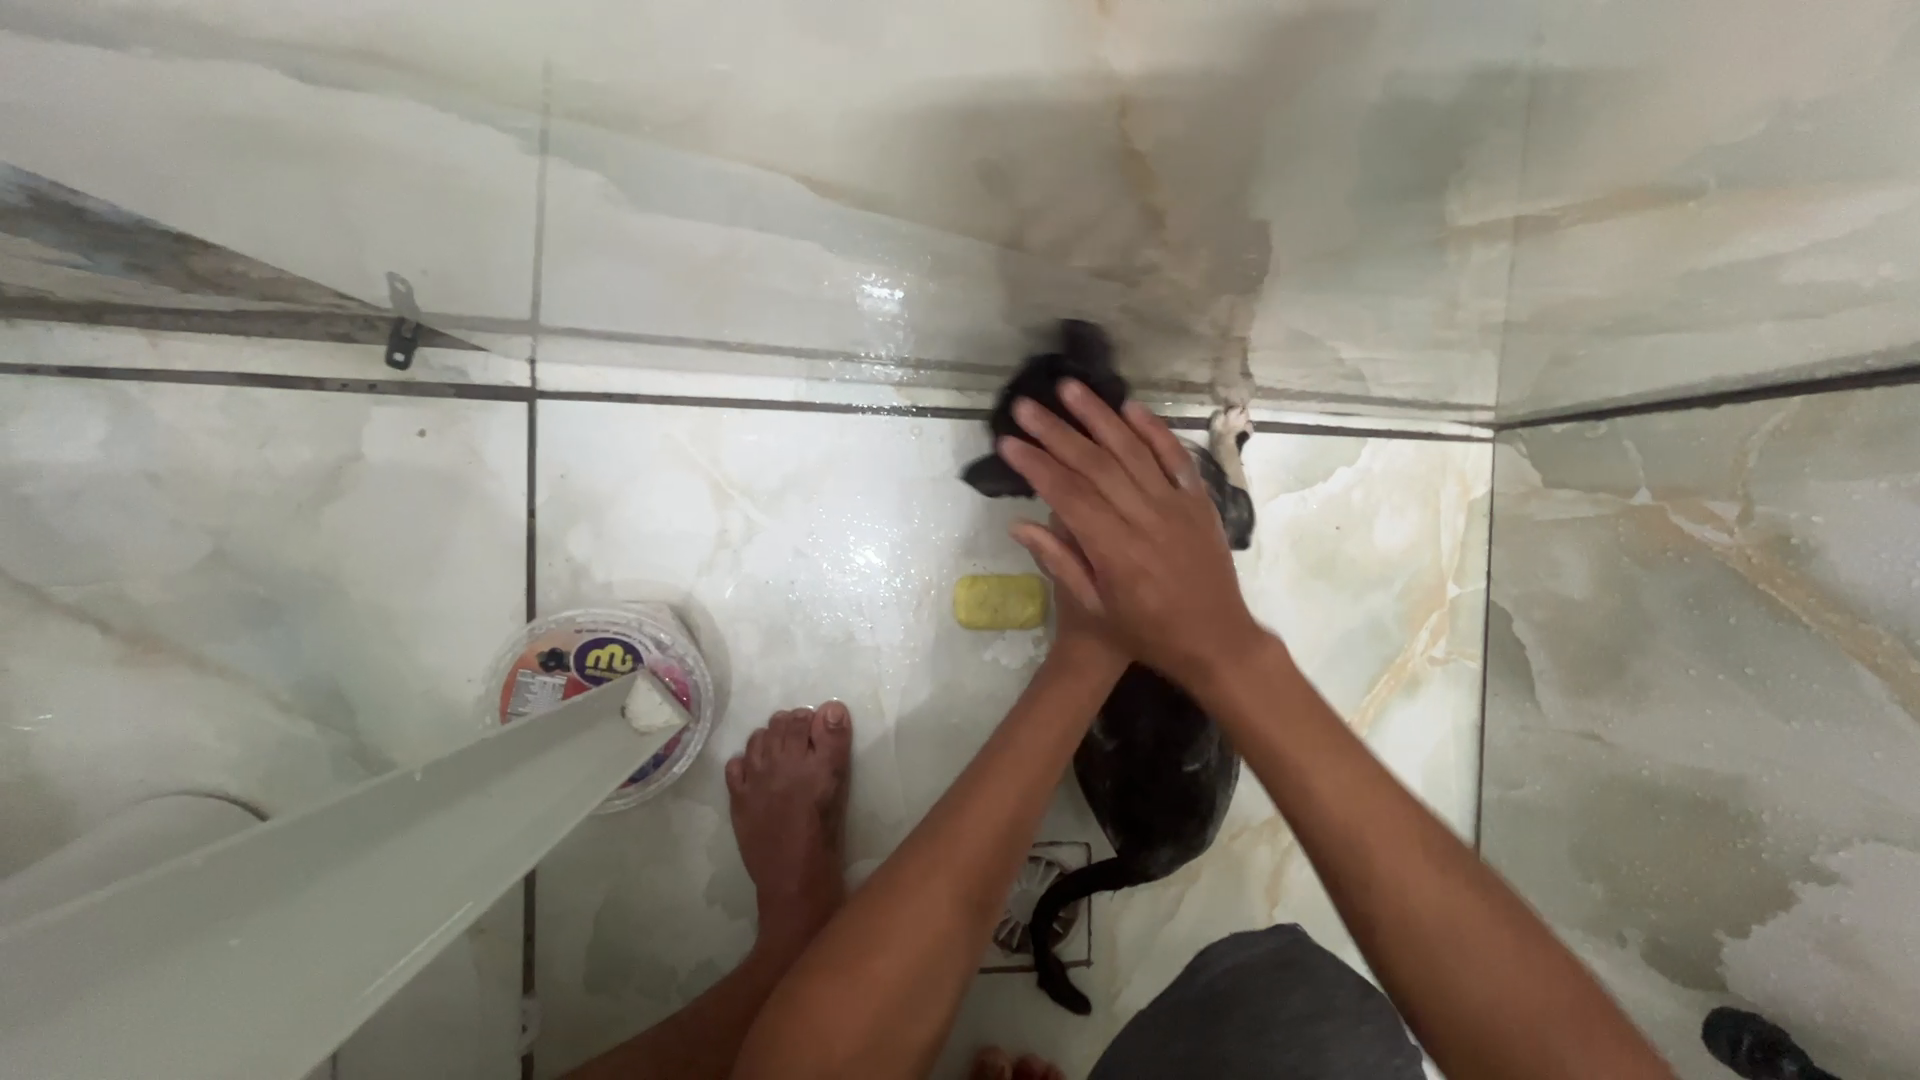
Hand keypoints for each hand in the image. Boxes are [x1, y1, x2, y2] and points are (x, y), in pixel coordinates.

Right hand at [999, 382, 1267, 686]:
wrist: (1216, 640)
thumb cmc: (1148, 632)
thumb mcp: (1095, 609)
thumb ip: (1059, 563)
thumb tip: (1019, 524)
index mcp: (1115, 551)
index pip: (1068, 495)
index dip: (1035, 465)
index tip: (1009, 442)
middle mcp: (1145, 519)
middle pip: (1094, 464)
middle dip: (1056, 432)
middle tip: (1026, 406)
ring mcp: (1176, 505)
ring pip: (1132, 451)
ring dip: (1099, 416)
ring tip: (1069, 389)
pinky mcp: (1199, 501)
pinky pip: (1175, 458)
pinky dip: (1153, 430)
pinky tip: (1128, 407)